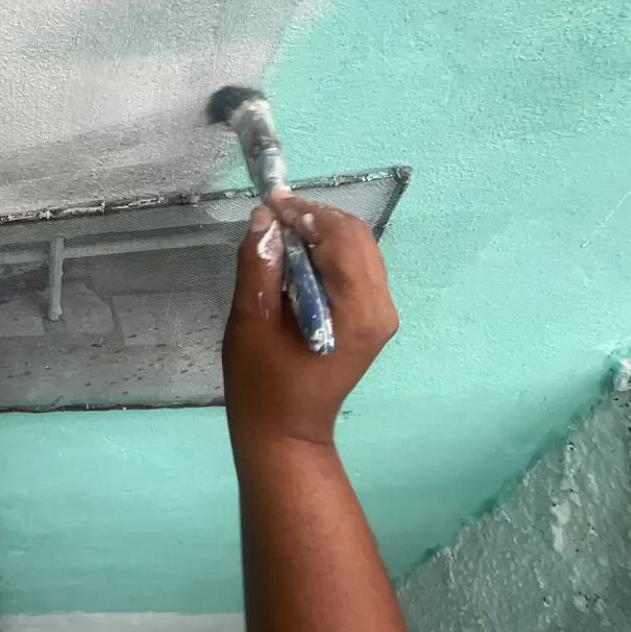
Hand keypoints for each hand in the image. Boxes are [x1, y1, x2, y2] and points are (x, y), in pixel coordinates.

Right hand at [224, 194, 397, 448]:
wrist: (284, 426)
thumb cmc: (262, 377)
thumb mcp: (250, 318)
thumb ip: (260, 265)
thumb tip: (264, 217)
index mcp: (357, 310)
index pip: (342, 237)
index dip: (305, 212)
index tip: (266, 205)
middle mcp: (380, 308)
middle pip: (357, 237)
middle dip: (313, 217)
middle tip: (269, 218)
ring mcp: (379, 314)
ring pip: (358, 249)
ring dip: (319, 232)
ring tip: (277, 235)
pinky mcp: (368, 317)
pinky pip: (353, 267)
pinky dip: (324, 251)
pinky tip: (293, 259)